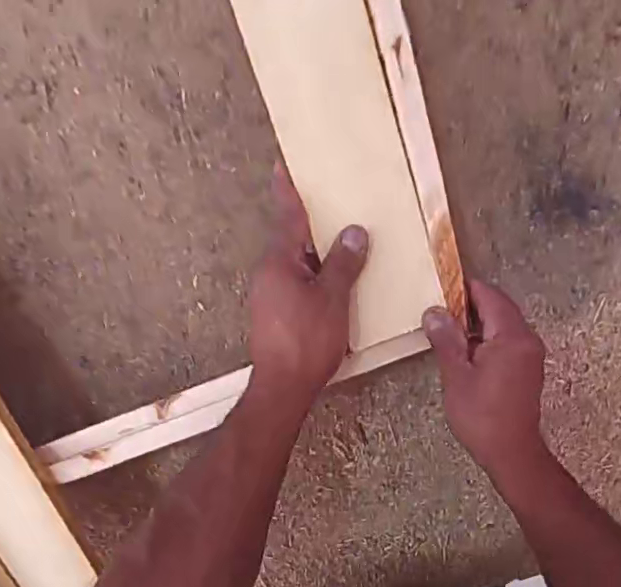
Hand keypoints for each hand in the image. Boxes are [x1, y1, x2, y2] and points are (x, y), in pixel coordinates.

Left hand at [247, 166, 368, 407]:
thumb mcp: (333, 299)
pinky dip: (313, 284)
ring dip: (316, 260)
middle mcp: (268, 276)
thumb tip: (353, 234)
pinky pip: (295, 290)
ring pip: (295, 269)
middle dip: (312, 229)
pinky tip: (331, 292)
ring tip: (340, 253)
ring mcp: (268, 299)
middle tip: (330, 210)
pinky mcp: (273, 319)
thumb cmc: (305, 343)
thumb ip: (344, 264)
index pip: (287, 216)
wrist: (283, 388)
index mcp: (279, 262)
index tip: (283, 165)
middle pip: (292, 243)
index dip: (289, 190)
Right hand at [425, 280, 549, 476]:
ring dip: (478, 327)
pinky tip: (468, 357)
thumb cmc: (482, 417)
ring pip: (503, 327)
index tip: (442, 291)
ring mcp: (530, 356)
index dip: (464, 290)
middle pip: (499, 309)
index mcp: (511, 336)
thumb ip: (447, 340)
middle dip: (470, 309)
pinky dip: (488, 343)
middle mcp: (527, 340)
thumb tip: (435, 313)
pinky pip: (508, 344)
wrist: (511, 452)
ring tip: (450, 338)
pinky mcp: (528, 371)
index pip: (489, 296)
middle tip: (441, 316)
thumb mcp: (457, 376)